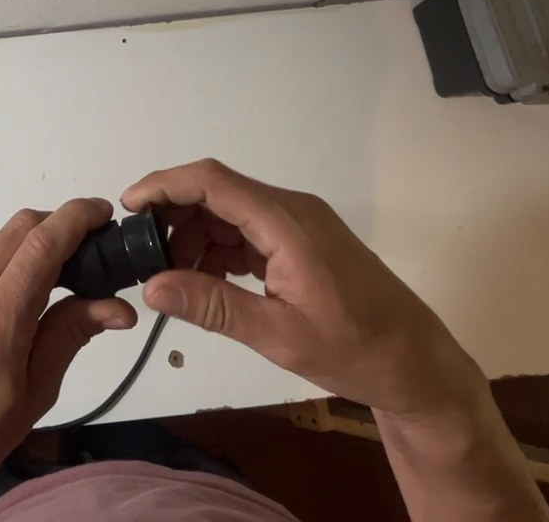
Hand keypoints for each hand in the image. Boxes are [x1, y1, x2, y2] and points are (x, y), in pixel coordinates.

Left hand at [0, 199, 136, 521]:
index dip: (76, 218)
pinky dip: (4, 250)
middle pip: (20, 227)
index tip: (104, 212)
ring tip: (60, 265)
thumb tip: (119, 306)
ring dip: (31, 235)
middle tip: (91, 244)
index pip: (42, 243)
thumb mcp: (37, 389)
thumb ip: (72, 334)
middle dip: (59, 222)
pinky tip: (20, 279)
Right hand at [122, 159, 483, 419]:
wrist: (421, 368)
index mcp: (287, 222)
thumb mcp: (278, 335)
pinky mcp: (299, 240)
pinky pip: (246, 229)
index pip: (212, 181)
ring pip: (228, 210)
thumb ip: (212, 306)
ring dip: (194, 234)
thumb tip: (150, 286)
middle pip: (216, 190)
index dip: (164, 185)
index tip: (127, 205)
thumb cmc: (357, 351)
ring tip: (173, 274)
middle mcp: (290, 208)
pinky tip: (204, 277)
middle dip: (174, 214)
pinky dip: (218, 247)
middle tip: (144, 251)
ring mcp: (297, 222)